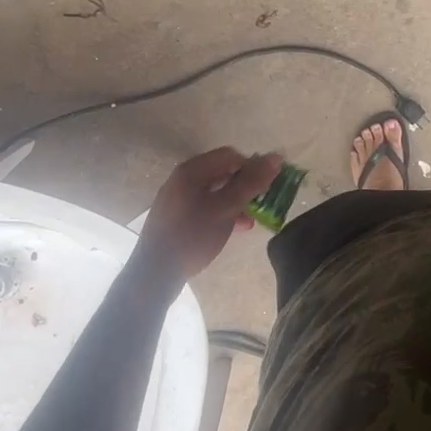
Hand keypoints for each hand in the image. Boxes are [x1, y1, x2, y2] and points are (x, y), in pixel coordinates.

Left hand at [139, 148, 282, 280]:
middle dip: (246, 185)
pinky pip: (206, 205)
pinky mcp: (177, 216)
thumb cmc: (192, 237)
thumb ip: (251, 183)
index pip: (231, 155)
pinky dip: (223, 211)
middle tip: (263, 201)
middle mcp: (183, 179)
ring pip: (216, 190)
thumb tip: (276, 157)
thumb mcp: (226, 209)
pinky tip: (236, 227)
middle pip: (223, 172)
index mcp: (192, 171)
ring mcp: (178, 198)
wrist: (154, 275)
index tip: (268, 186)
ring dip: (237, 200)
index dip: (253, 167)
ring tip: (252, 217)